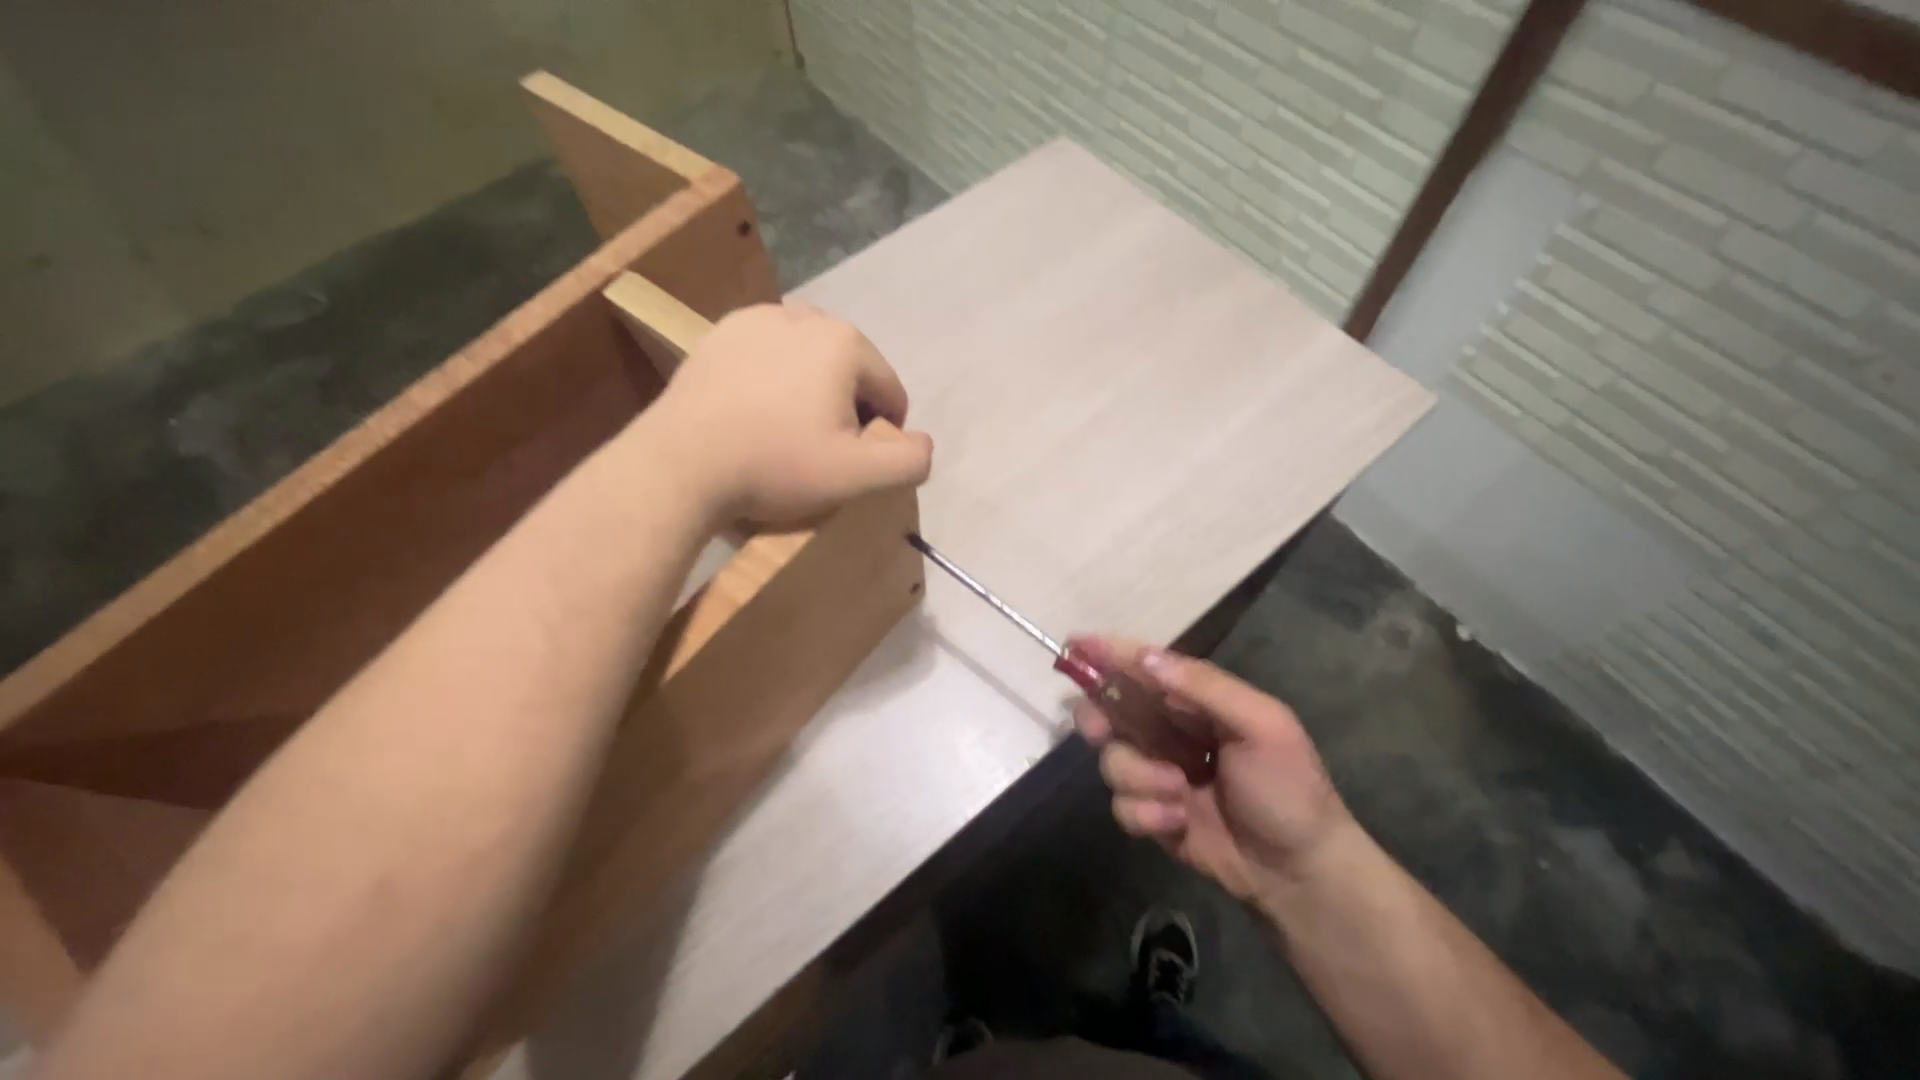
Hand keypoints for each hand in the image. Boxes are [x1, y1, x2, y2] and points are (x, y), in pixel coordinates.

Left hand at [636, 303, 933, 523]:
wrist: (681, 463)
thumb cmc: (776, 465)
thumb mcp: (856, 476)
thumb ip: (909, 460)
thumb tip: (924, 443)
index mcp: (845, 342)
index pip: (889, 391)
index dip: (881, 433)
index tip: (851, 462)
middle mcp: (805, 315)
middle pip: (850, 370)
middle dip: (845, 407)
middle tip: (816, 450)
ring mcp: (757, 318)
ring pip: (808, 359)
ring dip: (810, 391)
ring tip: (783, 432)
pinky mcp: (720, 332)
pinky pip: (767, 355)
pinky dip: (771, 380)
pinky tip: (752, 414)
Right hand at [1071, 637, 1351, 903]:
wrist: (1296, 869)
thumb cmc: (1288, 788)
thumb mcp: (1262, 725)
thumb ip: (1206, 688)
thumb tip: (1147, 658)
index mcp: (1199, 700)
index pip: (1146, 667)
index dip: (1108, 652)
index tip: (1073, 644)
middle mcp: (1170, 731)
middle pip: (1111, 709)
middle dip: (1098, 718)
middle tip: (1099, 730)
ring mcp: (1157, 773)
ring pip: (1111, 759)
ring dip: (1139, 776)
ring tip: (1178, 793)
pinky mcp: (1151, 814)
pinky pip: (1121, 805)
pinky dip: (1146, 813)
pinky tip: (1178, 822)